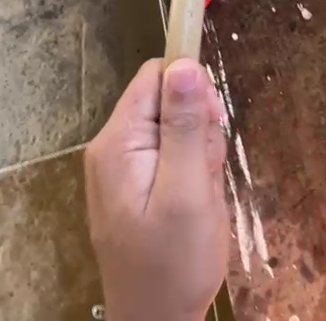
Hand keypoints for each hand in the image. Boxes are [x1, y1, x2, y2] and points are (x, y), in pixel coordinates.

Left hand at [85, 59, 229, 320]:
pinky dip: (193, 173)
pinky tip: (195, 204)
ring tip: (201, 196)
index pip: (156, 76)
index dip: (191, 88)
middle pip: (168, 100)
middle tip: (206, 172)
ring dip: (200, 154)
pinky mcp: (138, 185)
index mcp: (118, 141)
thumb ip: (184, 125)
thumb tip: (185, 62)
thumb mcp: (186, 191)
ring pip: (177, 128)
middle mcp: (114, 147)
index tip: (212, 122)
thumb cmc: (173, 263)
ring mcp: (124, 168)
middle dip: (198, 128)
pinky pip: (173, 156)